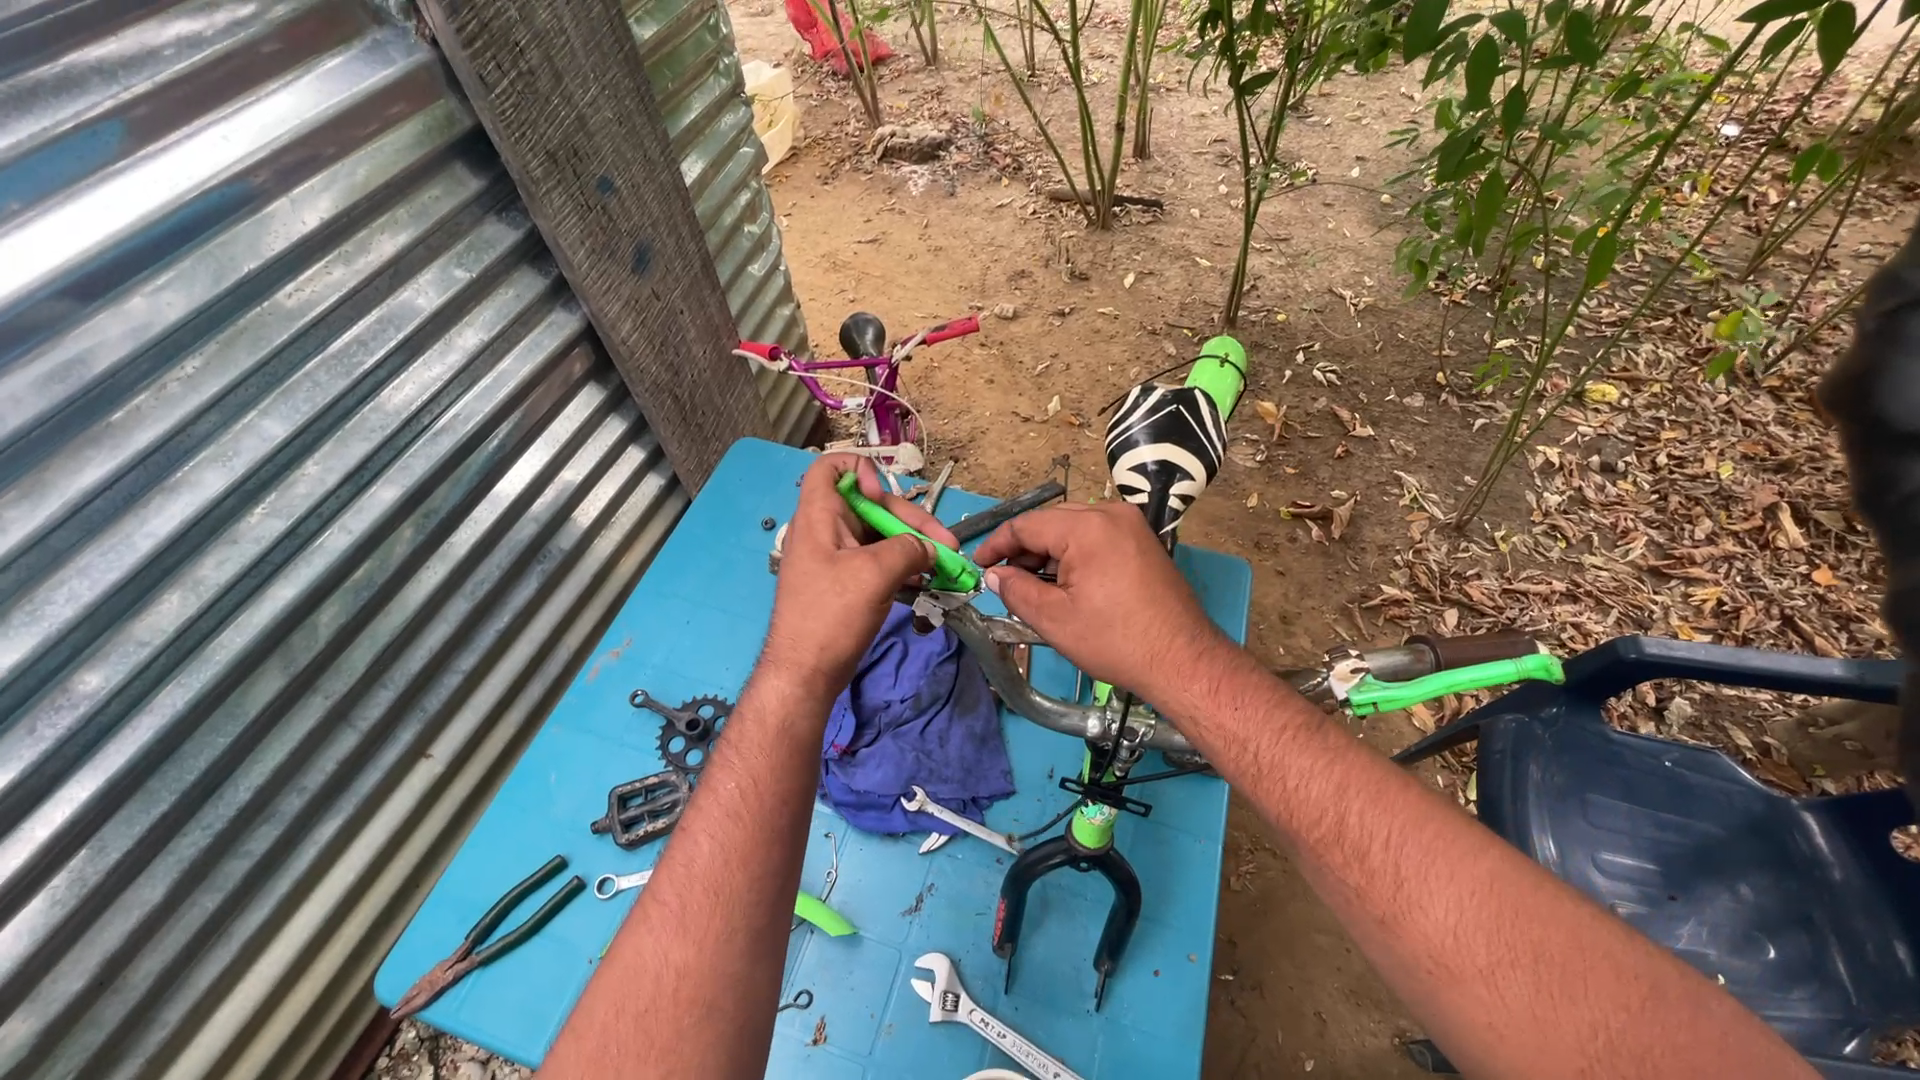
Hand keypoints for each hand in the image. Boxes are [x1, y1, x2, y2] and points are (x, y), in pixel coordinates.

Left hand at [764, 454, 959, 693]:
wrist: (805, 673)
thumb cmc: (831, 615)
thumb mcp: (874, 574)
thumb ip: (907, 550)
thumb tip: (928, 550)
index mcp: (819, 516)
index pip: (831, 467)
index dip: (861, 470)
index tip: (881, 498)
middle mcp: (826, 531)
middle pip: (871, 506)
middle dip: (911, 522)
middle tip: (946, 545)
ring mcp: (837, 559)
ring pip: (880, 537)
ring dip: (914, 547)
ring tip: (947, 565)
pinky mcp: (847, 585)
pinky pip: (879, 563)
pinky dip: (904, 568)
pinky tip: (929, 581)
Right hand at [974, 501, 1230, 701]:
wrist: (1181, 660)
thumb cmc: (1115, 641)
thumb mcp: (1054, 619)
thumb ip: (1017, 590)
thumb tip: (995, 574)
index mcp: (1087, 527)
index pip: (1026, 525)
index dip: (997, 544)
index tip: (979, 565)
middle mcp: (1111, 514)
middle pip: (1051, 522)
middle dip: (1024, 550)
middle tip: (1004, 581)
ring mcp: (1131, 525)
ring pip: (1073, 528)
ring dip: (1049, 553)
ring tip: (1032, 587)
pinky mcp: (1143, 541)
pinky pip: (1096, 536)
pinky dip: (1074, 554)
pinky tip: (1065, 583)